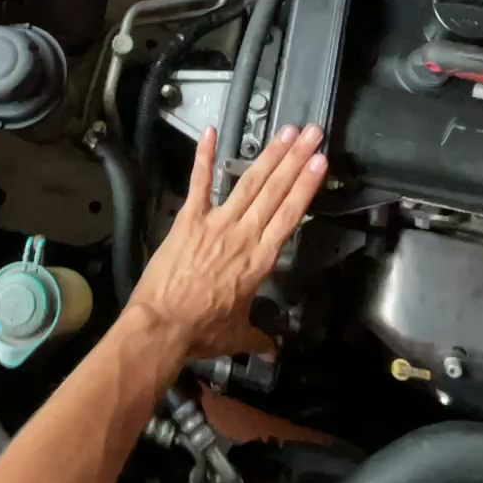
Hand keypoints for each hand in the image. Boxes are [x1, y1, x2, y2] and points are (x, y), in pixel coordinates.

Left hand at [126, 124, 326, 357]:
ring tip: (286, 132)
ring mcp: (215, 223)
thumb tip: (272, 350)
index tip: (320, 163)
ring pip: (248, 183)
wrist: (161, 325)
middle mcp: (243, 234)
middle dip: (296, 159)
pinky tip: (211, 132)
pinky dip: (203, 156)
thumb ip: (258, 336)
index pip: (290, 215)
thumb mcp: (237, 335)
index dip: (307, 186)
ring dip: (269, 155)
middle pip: (275, 191)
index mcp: (260, 259)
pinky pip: (198, 183)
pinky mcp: (188, 219)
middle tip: (312, 133)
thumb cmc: (201, 331)